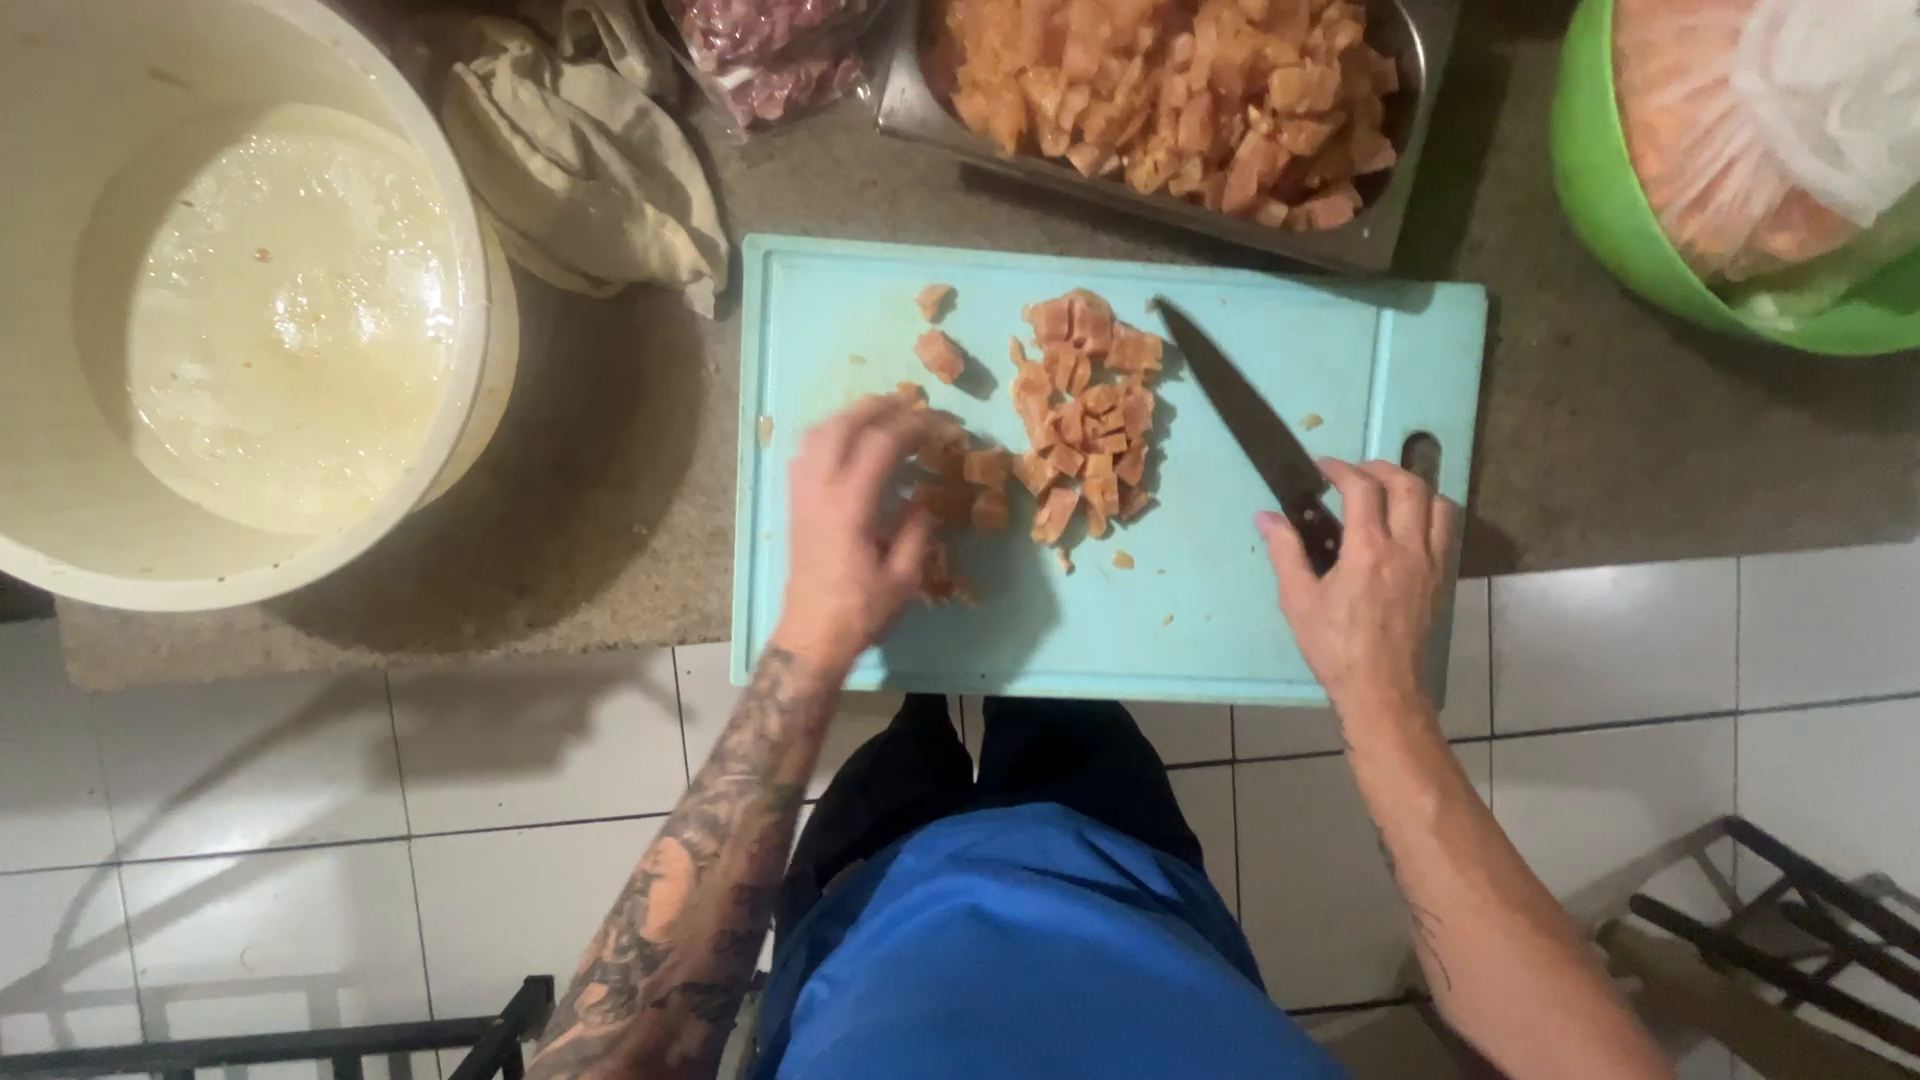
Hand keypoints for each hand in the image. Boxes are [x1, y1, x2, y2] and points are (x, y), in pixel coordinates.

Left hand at [771, 395, 936, 672]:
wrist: (811, 636)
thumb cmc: (861, 611)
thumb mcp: (904, 576)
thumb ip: (917, 530)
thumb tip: (925, 496)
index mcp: (850, 507)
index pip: (882, 444)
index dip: (915, 426)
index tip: (943, 425)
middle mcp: (820, 491)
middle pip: (843, 425)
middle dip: (880, 407)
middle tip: (912, 405)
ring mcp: (801, 495)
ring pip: (818, 433)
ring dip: (851, 415)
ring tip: (881, 415)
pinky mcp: (795, 504)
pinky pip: (806, 452)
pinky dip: (829, 434)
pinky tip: (849, 443)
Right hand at [1258, 460, 1457, 723]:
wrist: (1383, 689)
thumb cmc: (1334, 647)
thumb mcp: (1298, 600)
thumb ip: (1284, 552)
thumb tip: (1266, 517)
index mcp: (1368, 550)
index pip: (1362, 489)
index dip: (1341, 469)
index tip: (1323, 467)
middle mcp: (1408, 548)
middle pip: (1408, 485)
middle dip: (1381, 468)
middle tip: (1356, 472)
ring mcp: (1432, 563)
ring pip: (1438, 504)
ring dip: (1413, 486)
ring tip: (1386, 491)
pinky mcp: (1443, 579)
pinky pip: (1446, 530)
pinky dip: (1429, 512)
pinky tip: (1406, 524)